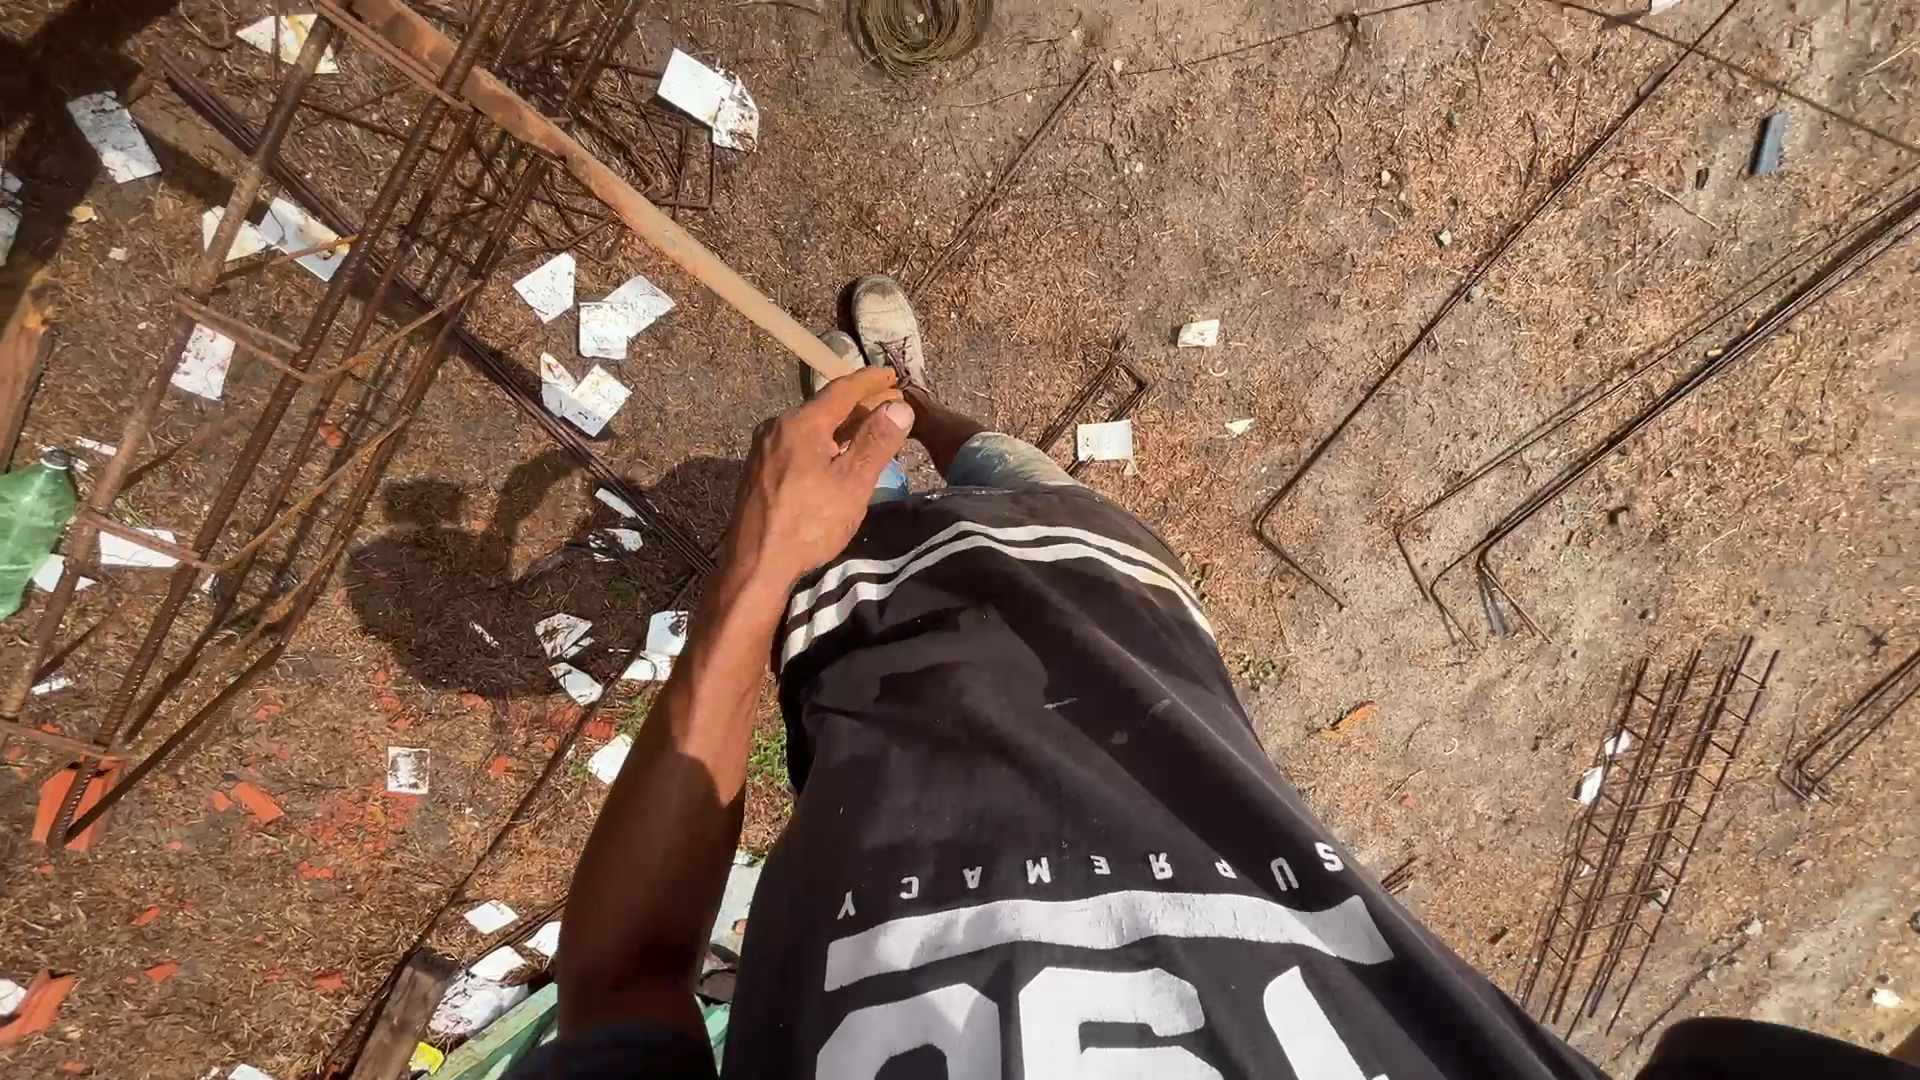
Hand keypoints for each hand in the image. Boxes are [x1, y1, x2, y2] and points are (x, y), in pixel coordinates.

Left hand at [723, 365, 913, 590]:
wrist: (756, 564)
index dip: (871, 382)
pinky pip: (799, 446)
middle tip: (891, 405)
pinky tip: (836, 457)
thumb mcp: (852, 483)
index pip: (842, 390)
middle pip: (826, 408)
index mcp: (801, 423)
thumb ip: (877, 442)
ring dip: (843, 427)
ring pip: (812, 428)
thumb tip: (899, 406)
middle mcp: (778, 428)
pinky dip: (824, 443)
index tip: (892, 376)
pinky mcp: (759, 472)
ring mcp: (764, 450)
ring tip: (870, 431)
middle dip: (861, 405)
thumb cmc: (808, 524)